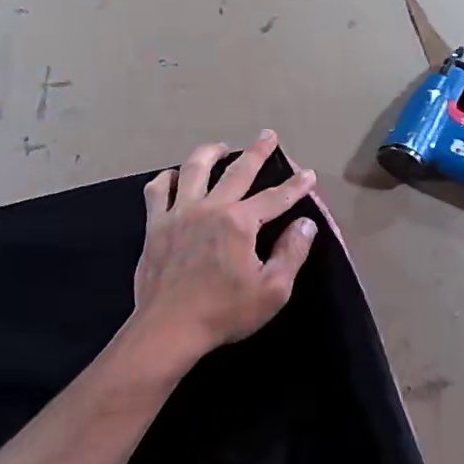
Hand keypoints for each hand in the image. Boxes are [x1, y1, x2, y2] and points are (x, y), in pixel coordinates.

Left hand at [131, 131, 319, 359]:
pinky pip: (157, 191)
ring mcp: (179, 213)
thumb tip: (305, 223)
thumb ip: (291, 252)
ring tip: (220, 146)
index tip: (308, 173)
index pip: (275, 197)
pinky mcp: (155, 225)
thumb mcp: (272, 290)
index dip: (295, 185)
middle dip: (257, 151)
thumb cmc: (224, 312)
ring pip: (193, 169)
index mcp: (240, 222)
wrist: (169, 328)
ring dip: (210, 152)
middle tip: (268, 134)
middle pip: (237, 171)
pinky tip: (173, 176)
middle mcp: (210, 207)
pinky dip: (166, 178)